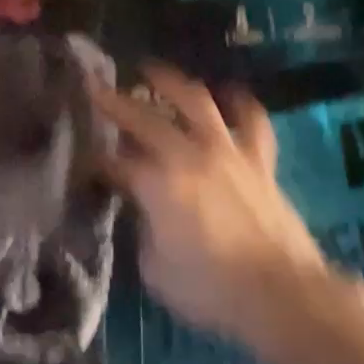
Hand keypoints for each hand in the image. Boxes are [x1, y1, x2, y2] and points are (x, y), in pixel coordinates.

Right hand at [92, 64, 341, 348]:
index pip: (116, 163)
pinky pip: (253, 122)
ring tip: (152, 69)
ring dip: (171, 82)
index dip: (96, 160)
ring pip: (197, 102)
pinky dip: (241, 104)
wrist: (281, 293)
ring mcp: (229, 152)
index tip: (83, 158)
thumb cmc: (210, 289)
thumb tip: (146, 210)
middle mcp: (190, 155)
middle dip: (115, 103)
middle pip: (146, 120)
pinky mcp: (260, 162)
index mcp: (157, 184)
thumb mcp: (155, 269)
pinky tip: (230, 93)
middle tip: (96, 87)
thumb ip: (145, 230)